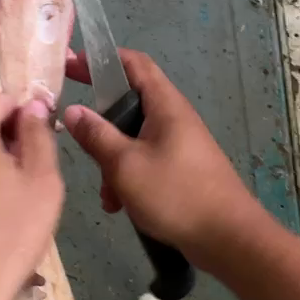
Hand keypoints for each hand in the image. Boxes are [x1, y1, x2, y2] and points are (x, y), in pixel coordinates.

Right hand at [62, 48, 266, 267]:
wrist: (230, 240)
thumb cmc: (176, 194)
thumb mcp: (125, 165)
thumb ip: (96, 136)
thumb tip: (72, 110)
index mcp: (165, 105)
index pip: (133, 63)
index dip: (101, 59)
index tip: (70, 65)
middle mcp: (173, 118)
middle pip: (129, 103)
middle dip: (100, 121)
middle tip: (74, 131)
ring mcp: (179, 144)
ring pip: (133, 138)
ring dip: (112, 159)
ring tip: (105, 192)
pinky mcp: (181, 170)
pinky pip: (145, 161)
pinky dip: (128, 177)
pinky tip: (120, 206)